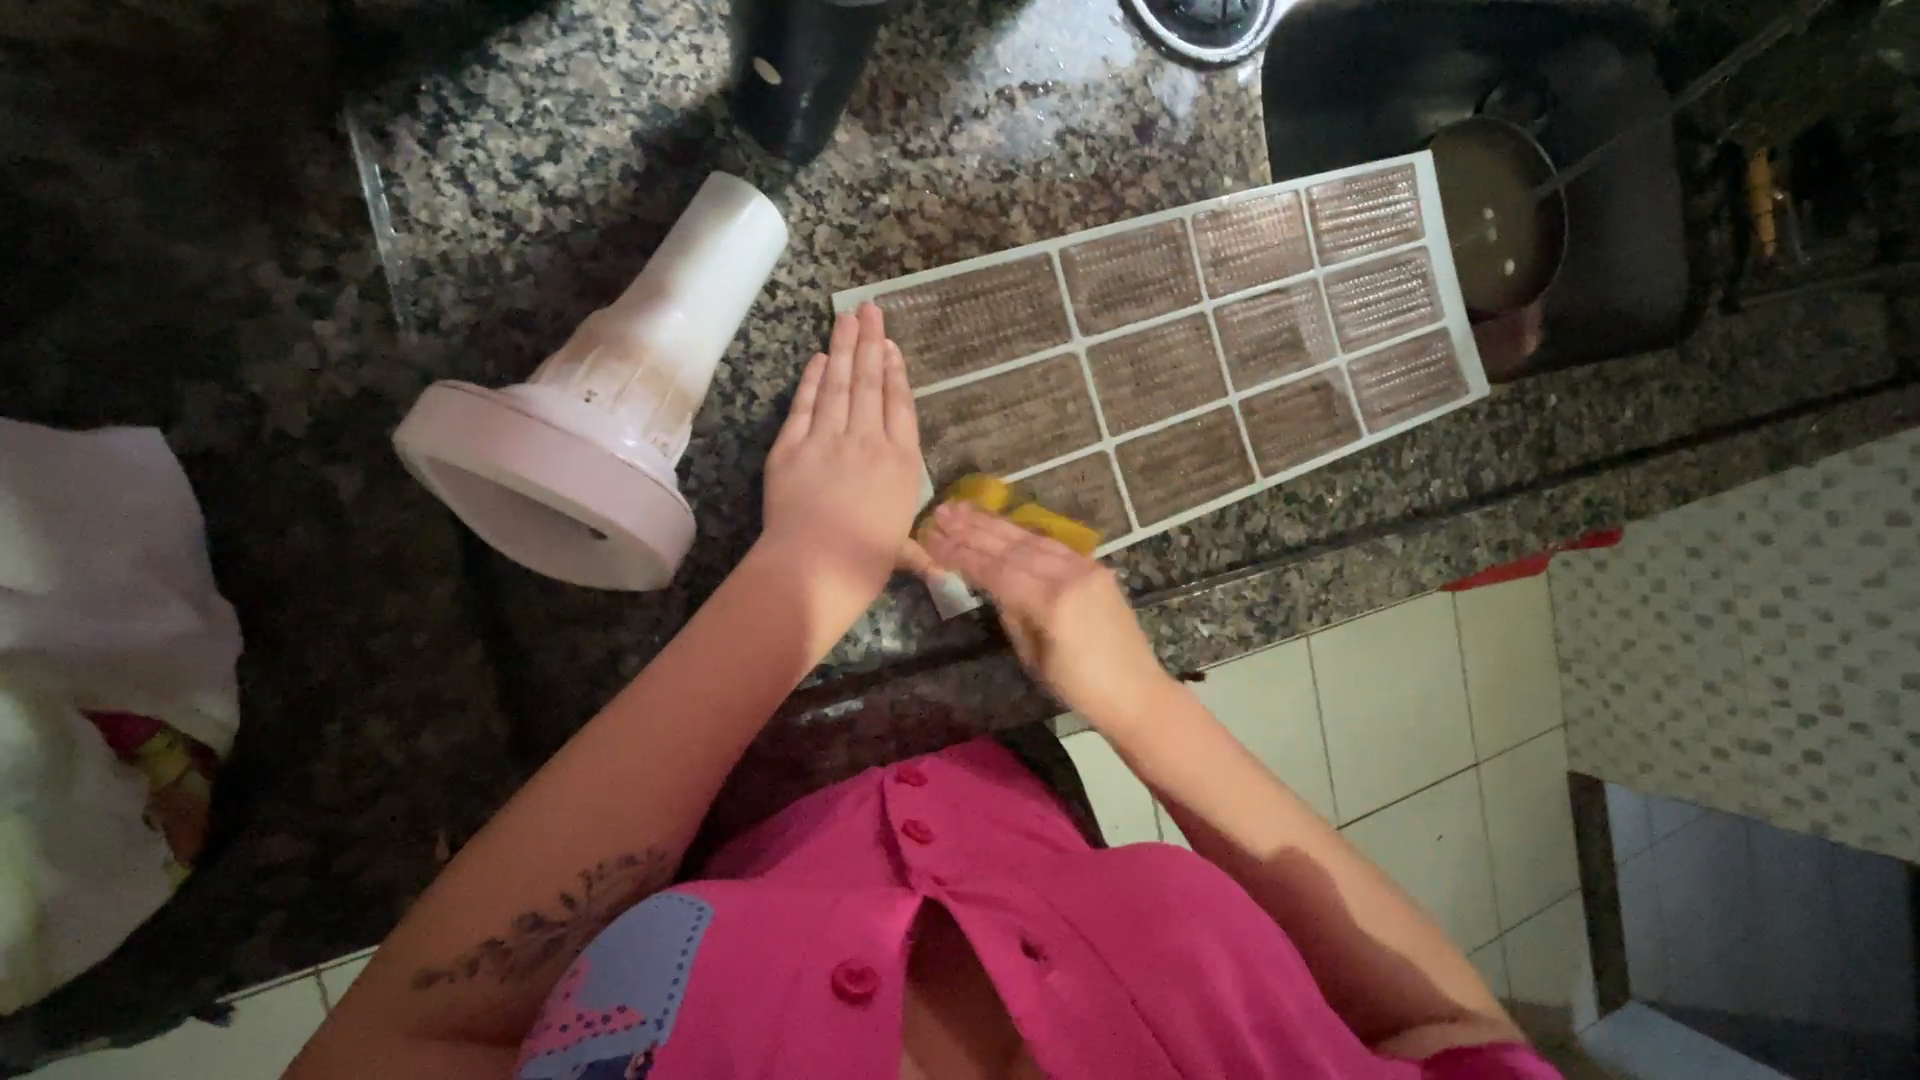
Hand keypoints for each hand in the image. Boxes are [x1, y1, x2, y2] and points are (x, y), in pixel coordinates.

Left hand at [759, 302, 924, 613]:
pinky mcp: (791, 446)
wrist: (814, 565)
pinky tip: (818, 359)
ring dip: (844, 348)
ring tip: (847, 317)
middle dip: (870, 342)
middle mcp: (868, 441)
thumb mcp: (901, 550)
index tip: (891, 345)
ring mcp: (827, 439)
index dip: (895, 371)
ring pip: (839, 384)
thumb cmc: (865, 563)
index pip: (899, 405)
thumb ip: (911, 543)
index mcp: (901, 463)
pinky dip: (812, 380)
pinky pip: (805, 405)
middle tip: (870, 309)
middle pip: (870, 383)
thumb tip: (933, 567)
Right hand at [919, 501, 1179, 729]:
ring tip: (962, 510)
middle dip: (972, 529)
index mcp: (1051, 602)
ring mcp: (1086, 567)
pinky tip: (1001, 525)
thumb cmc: (1079, 688)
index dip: (961, 554)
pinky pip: (1052, 545)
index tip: (932, 539)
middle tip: (940, 513)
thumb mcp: (1033, 656)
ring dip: (995, 524)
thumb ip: (1012, 612)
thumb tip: (992, 584)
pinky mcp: (1095, 568)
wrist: (1137, 691)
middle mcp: (1070, 575)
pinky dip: (1022, 534)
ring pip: (1032, 539)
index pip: (997, 569)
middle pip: (1012, 546)